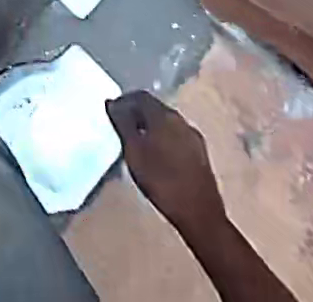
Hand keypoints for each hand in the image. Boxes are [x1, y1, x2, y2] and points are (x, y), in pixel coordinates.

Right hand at [107, 90, 226, 233]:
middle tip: (121, 126)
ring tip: (136, 142)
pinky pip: (176, 135)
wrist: (200, 215)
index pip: (140, 96)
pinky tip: (156, 154)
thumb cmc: (162, 181)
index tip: (112, 112)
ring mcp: (193, 136)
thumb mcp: (134, 152)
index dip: (124, 100)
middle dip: (136, 112)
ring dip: (150, 126)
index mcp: (164, 116)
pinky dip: (162, 138)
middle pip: (154, 107)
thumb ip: (123, 124)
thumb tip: (113, 103)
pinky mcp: (200, 153)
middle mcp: (181, 120)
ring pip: (166, 122)